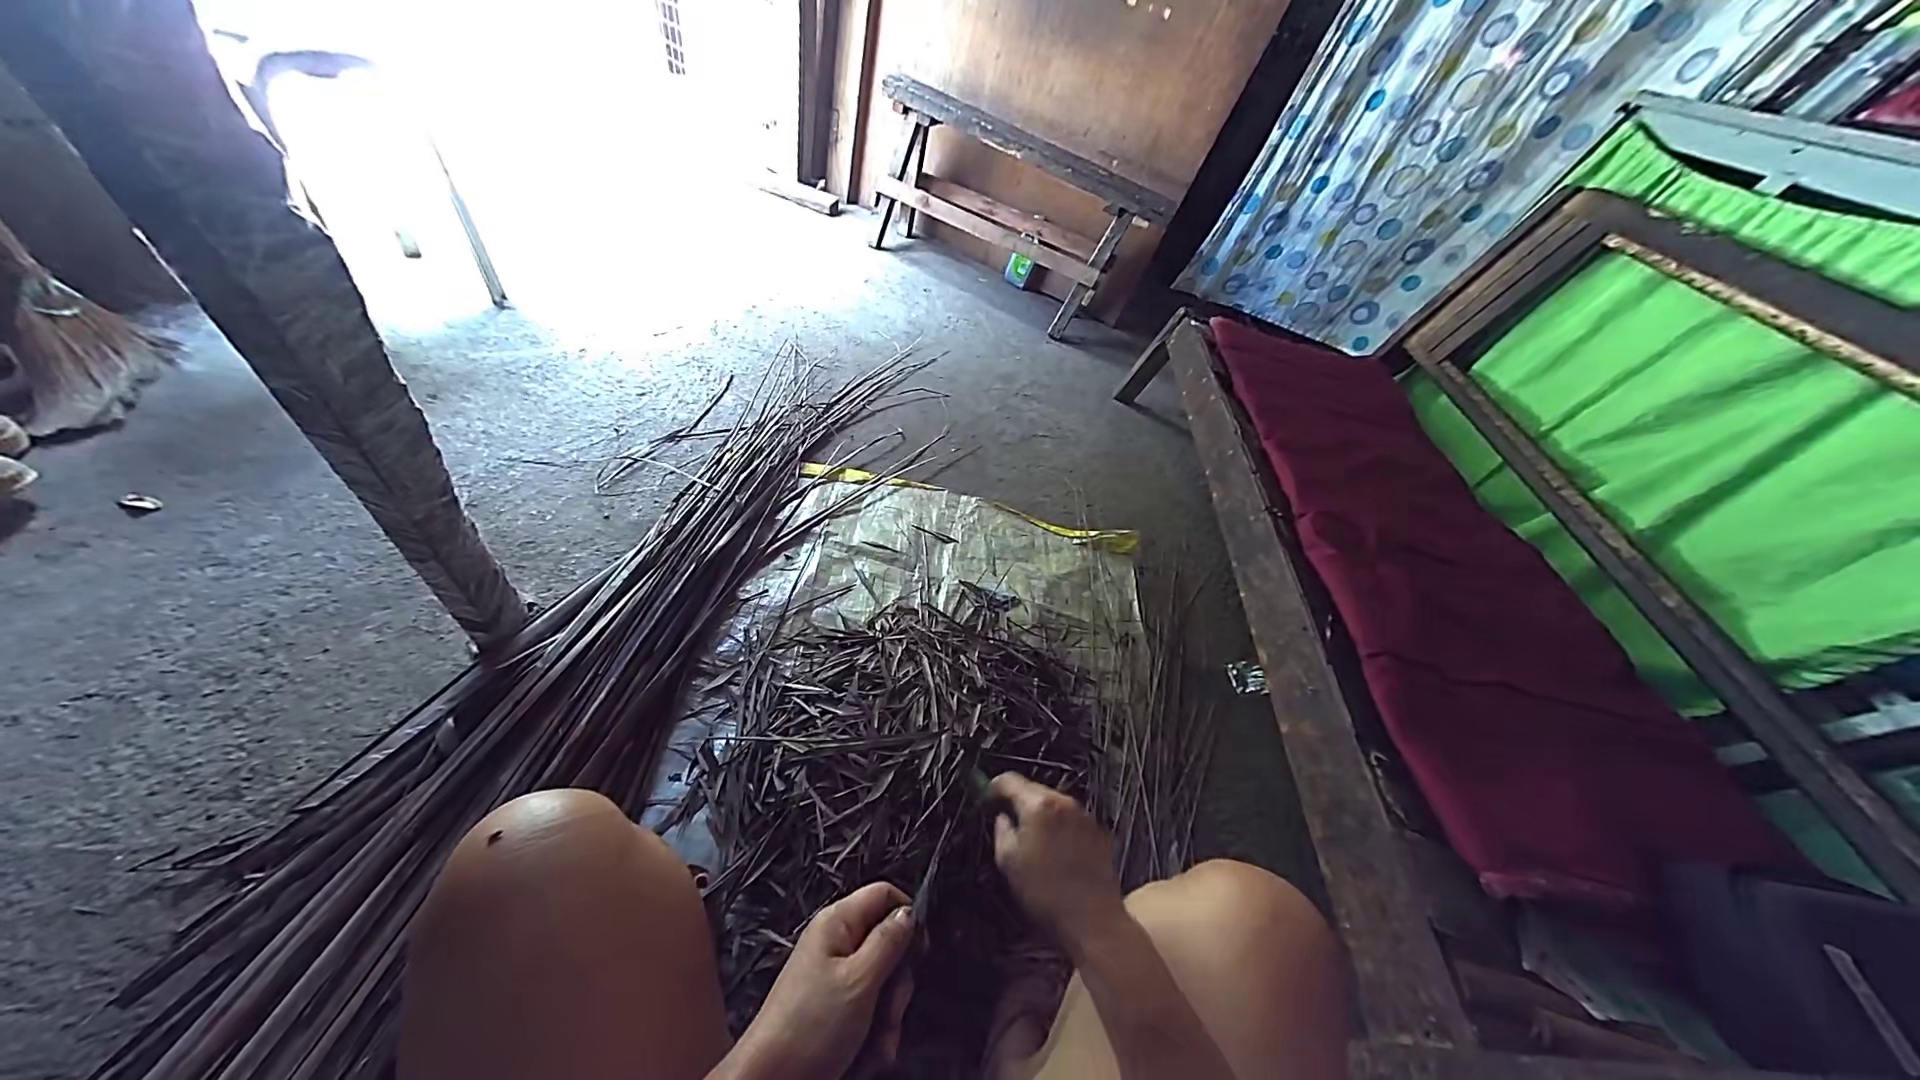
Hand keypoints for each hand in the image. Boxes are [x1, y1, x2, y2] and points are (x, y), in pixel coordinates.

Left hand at [713, 882, 916, 1079]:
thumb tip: (911, 913)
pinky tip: (875, 1050)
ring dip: (890, 1011)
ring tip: (882, 1040)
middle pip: (887, 940)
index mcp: (837, 921)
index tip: (920, 952)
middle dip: (898, 979)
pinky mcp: (835, 1003)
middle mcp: (837, 940)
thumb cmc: (813, 1025)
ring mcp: (835, 973)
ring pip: (883, 977)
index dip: (907, 916)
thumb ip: (889, 942)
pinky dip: (877, 1027)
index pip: (884, 893)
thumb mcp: (859, 980)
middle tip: (893, 1010)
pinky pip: (869, 1003)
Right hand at [989, 773, 1125, 950]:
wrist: (1092, 919)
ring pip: (1055, 804)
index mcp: (1038, 805)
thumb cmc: (1044, 892)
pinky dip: (1062, 827)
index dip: (995, 786)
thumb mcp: (1008, 862)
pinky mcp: (1100, 832)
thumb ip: (1001, 831)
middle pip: (1035, 790)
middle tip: (1010, 822)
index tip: (988, 797)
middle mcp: (1064, 802)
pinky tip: (1059, 851)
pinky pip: (1073, 820)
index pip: (1010, 780)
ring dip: (1043, 815)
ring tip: (1035, 840)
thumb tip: (1003, 818)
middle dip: (1020, 801)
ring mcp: (1086, 816)